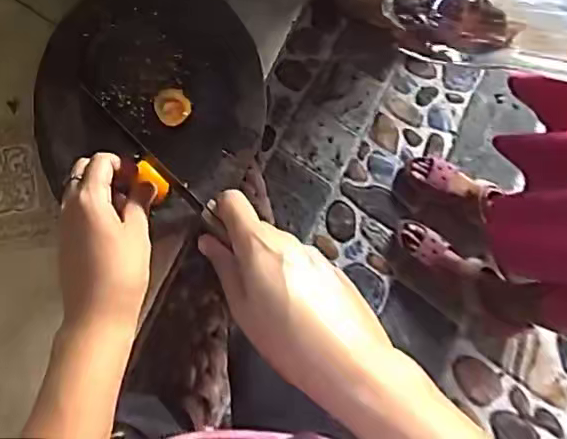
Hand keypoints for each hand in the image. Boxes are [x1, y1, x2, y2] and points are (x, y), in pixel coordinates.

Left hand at [57, 153, 154, 333]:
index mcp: (88, 197)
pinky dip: (91, 205)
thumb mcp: (137, 233)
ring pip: (78, 188)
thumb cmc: (121, 274)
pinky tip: (111, 225)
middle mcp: (70, 203)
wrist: (95, 317)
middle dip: (107, 171)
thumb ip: (139, 201)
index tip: (138, 175)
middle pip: (84, 169)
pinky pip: (75, 208)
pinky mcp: (64, 237)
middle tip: (131, 186)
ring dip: (98, 188)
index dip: (121, 162)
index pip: (100, 161)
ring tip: (124, 207)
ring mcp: (64, 220)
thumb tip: (145, 184)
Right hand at [197, 190, 392, 392]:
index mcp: (257, 243)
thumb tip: (210, 243)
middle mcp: (285, 239)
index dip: (220, 213)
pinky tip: (303, 315)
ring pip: (280, 249)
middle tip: (246, 288)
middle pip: (256, 229)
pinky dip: (297, 281)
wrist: (356, 367)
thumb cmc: (293, 343)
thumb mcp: (242, 309)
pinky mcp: (333, 270)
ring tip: (279, 310)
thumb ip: (224, 268)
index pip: (231, 199)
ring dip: (273, 268)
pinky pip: (303, 265)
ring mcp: (312, 253)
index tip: (218, 236)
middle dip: (247, 251)